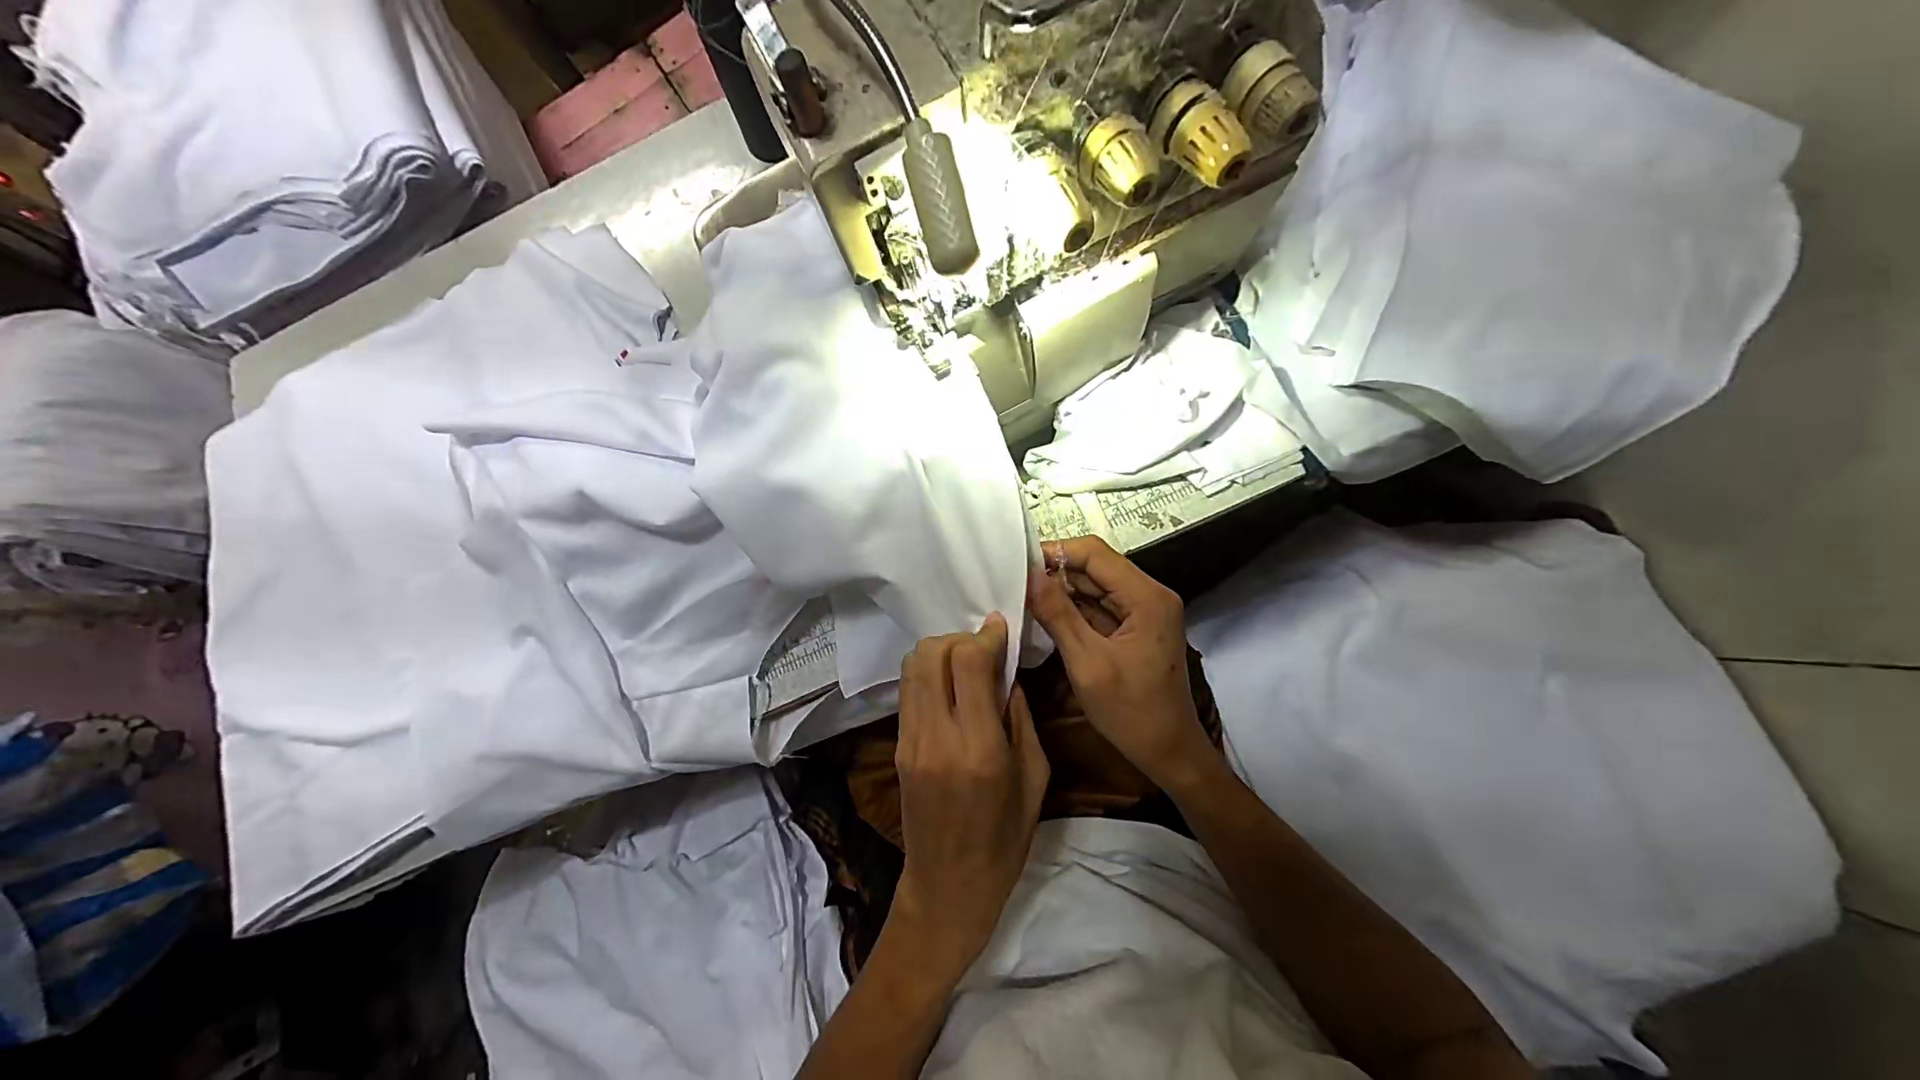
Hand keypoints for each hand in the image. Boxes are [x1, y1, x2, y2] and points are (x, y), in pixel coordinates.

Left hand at [892, 612, 1048, 976]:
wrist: (948, 887)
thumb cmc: (1005, 840)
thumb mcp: (1035, 778)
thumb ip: (1021, 718)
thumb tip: (1007, 673)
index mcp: (980, 748)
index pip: (968, 663)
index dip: (985, 636)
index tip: (1001, 628)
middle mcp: (938, 737)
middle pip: (931, 654)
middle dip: (959, 639)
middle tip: (983, 651)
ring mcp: (910, 741)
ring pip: (912, 667)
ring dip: (939, 652)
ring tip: (965, 666)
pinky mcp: (897, 748)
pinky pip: (908, 691)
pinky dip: (927, 674)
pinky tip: (949, 688)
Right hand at [1026, 536, 1218, 793]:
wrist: (1169, 752)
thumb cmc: (1130, 712)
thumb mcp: (1087, 662)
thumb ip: (1058, 614)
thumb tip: (1031, 575)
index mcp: (1146, 597)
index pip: (1095, 553)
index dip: (1057, 552)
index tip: (1019, 562)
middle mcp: (1150, 595)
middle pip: (1097, 567)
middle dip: (1056, 572)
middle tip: (1015, 581)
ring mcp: (1145, 612)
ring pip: (1097, 586)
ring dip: (1063, 591)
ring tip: (1024, 596)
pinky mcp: (1137, 628)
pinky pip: (1101, 607)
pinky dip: (1075, 609)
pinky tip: (1045, 614)